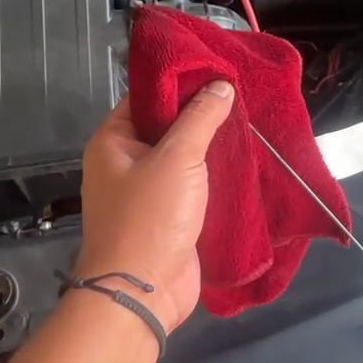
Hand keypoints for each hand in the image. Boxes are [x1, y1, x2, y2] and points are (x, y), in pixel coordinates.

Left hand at [73, 82, 232, 332]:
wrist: (142, 295)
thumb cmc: (149, 219)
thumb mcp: (177, 158)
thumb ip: (201, 117)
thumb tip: (220, 85)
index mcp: (113, 141)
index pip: (147, 96)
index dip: (180, 81)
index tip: (216, 67)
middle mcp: (126, 162)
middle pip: (167, 125)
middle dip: (202, 113)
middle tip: (241, 92)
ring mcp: (148, 191)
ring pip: (184, 155)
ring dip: (212, 144)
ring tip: (249, 120)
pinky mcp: (170, 215)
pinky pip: (194, 183)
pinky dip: (215, 173)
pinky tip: (244, 158)